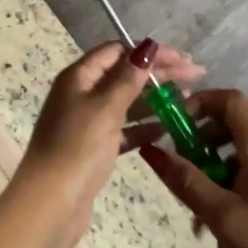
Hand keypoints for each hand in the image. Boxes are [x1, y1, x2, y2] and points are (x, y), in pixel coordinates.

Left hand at [14, 39, 204, 240]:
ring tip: (188, 101)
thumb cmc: (78, 147)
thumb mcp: (105, 108)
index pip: (117, 51)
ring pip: (125, 102)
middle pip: (123, 74)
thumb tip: (146, 46)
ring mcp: (87, 121)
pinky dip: (143, 128)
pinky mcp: (94, 148)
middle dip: (158, 73)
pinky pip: (123, 130)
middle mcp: (81, 93)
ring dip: (154, 99)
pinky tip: (166, 130)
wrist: (52, 202)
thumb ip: (128, 78)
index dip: (149, 52)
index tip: (181, 59)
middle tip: (195, 75)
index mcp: (79, 76)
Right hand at [140, 89, 247, 247]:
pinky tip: (219, 237)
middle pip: (232, 131)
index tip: (175, 125)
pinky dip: (229, 198)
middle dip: (200, 147)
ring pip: (238, 164)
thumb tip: (150, 150)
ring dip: (211, 180)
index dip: (202, 101)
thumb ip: (186, 181)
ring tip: (196, 219)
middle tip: (178, 173)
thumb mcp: (223, 217)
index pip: (233, 101)